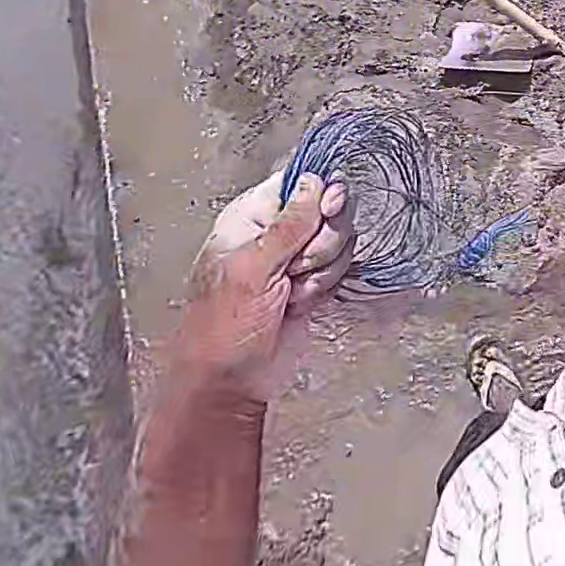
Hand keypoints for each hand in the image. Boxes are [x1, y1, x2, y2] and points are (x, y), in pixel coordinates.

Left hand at [174, 172, 352, 401]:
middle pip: (330, 207)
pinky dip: (325, 284)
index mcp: (252, 215)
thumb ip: (288, 225)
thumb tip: (315, 180)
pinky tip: (301, 302)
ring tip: (292, 291)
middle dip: (322, 241)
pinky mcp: (315, 278)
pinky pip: (340, 265)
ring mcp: (299, 255)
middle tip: (297, 267)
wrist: (230, 385)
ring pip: (340, 237)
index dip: (321, 192)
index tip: (329, 209)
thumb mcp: (251, 270)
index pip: (299, 182)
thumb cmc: (224, 325)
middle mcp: (279, 229)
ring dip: (323, 268)